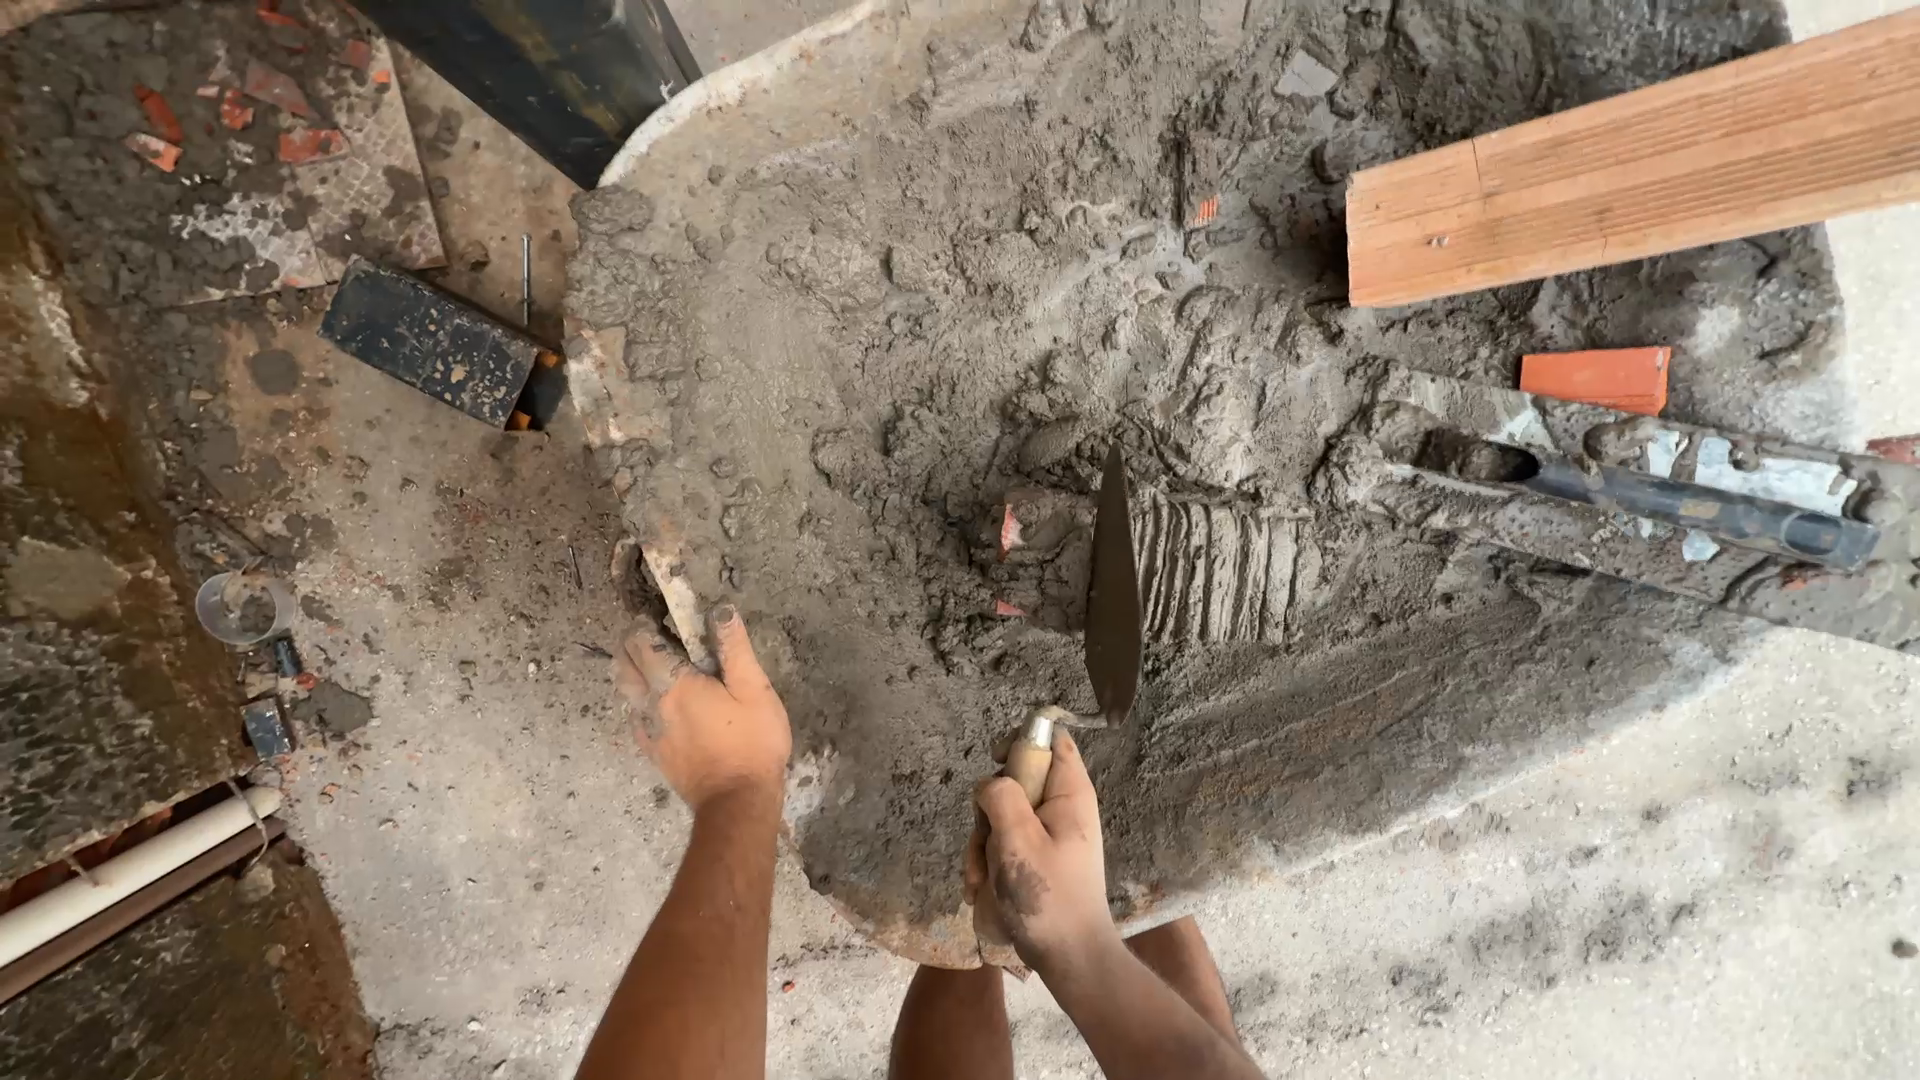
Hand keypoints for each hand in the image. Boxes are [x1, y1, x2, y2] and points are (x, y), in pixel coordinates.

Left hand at [612, 604, 791, 811]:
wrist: (738, 801)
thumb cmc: (752, 741)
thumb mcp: (755, 689)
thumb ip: (734, 648)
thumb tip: (720, 609)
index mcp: (673, 683)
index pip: (640, 643)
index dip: (644, 625)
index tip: (659, 616)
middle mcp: (651, 704)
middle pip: (623, 665)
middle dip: (631, 644)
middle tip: (655, 635)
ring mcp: (648, 731)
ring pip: (624, 692)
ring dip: (631, 671)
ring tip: (655, 663)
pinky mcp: (654, 752)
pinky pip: (634, 717)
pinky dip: (638, 699)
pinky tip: (658, 701)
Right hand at [965, 731, 1118, 972]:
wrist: (1069, 961)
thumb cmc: (1048, 897)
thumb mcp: (1018, 840)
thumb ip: (1000, 797)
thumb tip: (989, 783)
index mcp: (1070, 793)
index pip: (1052, 739)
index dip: (1022, 740)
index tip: (996, 761)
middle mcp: (1060, 807)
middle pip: (1015, 779)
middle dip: (988, 810)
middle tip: (985, 840)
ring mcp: (1046, 834)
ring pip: (1001, 815)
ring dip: (981, 844)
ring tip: (980, 879)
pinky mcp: (1034, 858)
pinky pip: (1002, 843)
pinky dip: (987, 863)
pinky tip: (980, 889)